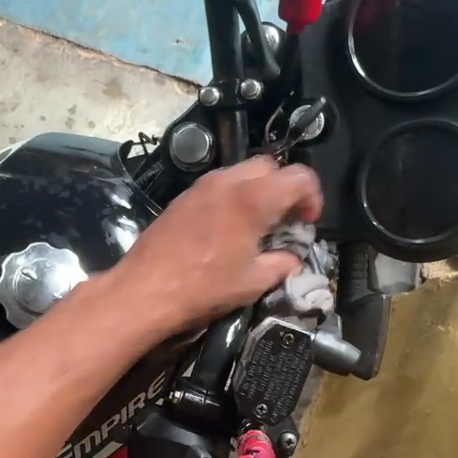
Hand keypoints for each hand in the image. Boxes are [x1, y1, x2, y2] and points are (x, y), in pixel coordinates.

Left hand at [106, 156, 321, 336]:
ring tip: (257, 225)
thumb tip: (291, 260)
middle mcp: (227, 182)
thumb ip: (281, 264)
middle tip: (285, 221)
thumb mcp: (252, 283)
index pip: (299, 176)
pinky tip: (227, 229)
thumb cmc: (202, 288)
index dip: (313, 196)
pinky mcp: (182, 198)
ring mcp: (201, 187)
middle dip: (284, 189)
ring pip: (241, 173)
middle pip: (270, 166)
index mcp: (252, 199)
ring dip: (257, 191)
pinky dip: (233, 197)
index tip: (308, 222)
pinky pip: (218, 186)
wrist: (144, 290)